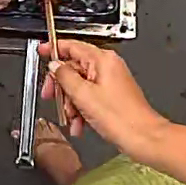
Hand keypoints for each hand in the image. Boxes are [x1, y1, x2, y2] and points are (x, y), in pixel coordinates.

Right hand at [40, 39, 170, 157]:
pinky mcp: (111, 95)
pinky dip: (80, 108)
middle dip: (61, 85)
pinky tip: (78, 123)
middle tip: (51, 95)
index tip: (41, 51)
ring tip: (71, 117)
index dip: (53, 48)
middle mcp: (107, 67)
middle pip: (73, 68)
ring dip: (70, 102)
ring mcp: (110, 81)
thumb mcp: (83, 95)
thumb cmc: (122, 118)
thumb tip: (54, 66)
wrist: (144, 138)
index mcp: (102, 60)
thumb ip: (64, 76)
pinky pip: (88, 96)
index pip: (72, 46)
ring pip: (79, 84)